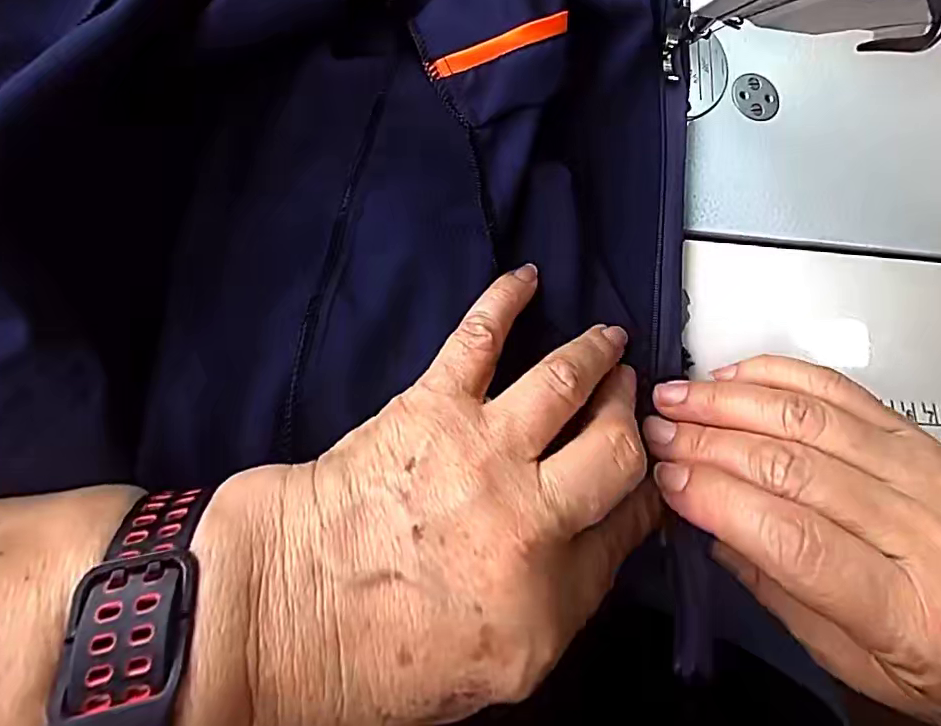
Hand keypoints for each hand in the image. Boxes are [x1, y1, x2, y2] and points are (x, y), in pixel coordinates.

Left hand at [208, 266, 658, 724]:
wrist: (293, 602)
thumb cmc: (383, 649)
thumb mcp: (501, 663)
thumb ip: (565, 597)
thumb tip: (604, 532)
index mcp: (555, 590)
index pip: (630, 522)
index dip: (646, 487)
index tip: (647, 465)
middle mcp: (532, 513)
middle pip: (614, 445)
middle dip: (630, 412)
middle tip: (632, 391)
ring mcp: (483, 449)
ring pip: (563, 383)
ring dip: (594, 353)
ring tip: (608, 337)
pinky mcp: (431, 402)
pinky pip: (480, 336)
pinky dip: (506, 299)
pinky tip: (526, 278)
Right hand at [642, 355, 940, 724]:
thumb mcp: (846, 658)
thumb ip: (764, 580)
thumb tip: (692, 504)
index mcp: (920, 618)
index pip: (793, 538)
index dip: (714, 497)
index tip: (664, 477)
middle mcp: (934, 540)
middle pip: (792, 467)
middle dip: (705, 442)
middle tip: (656, 432)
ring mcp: (931, 479)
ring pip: (806, 418)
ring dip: (726, 401)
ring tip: (676, 398)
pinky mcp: (921, 439)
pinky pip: (836, 389)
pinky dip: (773, 374)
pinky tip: (729, 377)